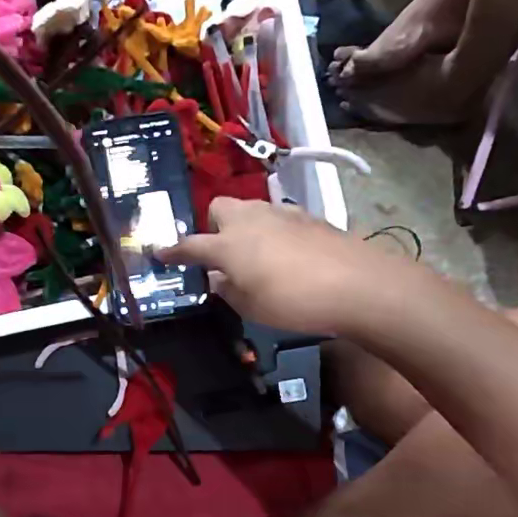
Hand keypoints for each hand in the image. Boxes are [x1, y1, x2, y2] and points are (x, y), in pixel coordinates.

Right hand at [159, 198, 422, 335]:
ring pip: (250, 210)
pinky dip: (272, 231)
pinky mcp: (308, 216)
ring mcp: (281, 212)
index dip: (173, 251)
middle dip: (213, 227)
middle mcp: (250, 219)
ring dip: (244, 227)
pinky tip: (286, 254)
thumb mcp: (251, 307)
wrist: (356, 284)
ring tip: (255, 255)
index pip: (190, 245)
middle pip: (219, 209)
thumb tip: (217, 279)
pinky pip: (277, 218)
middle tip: (222, 254)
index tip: (161, 254)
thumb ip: (228, 291)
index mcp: (228, 243)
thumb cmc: (294, 301)